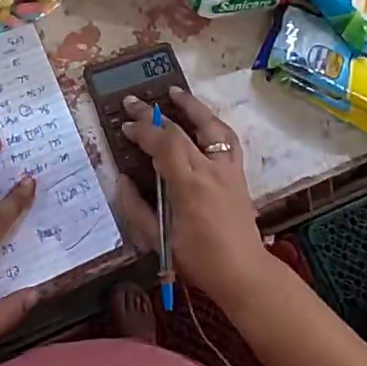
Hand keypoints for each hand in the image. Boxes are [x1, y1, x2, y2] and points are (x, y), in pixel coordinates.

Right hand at [112, 88, 274, 303]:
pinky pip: (227, 139)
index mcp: (190, 186)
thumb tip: (122, 180)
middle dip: (154, 115)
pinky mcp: (239, 173)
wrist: (244, 273)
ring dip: (192, 106)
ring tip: (174, 93)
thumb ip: (136, 208)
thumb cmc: (198, 260)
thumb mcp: (158, 240)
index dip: (142, 131)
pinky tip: (202, 119)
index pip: (164, 145)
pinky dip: (212, 123)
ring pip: (212, 126)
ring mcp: (229, 169)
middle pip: (183, 130)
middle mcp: (211, 170)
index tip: (124, 127)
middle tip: (132, 102)